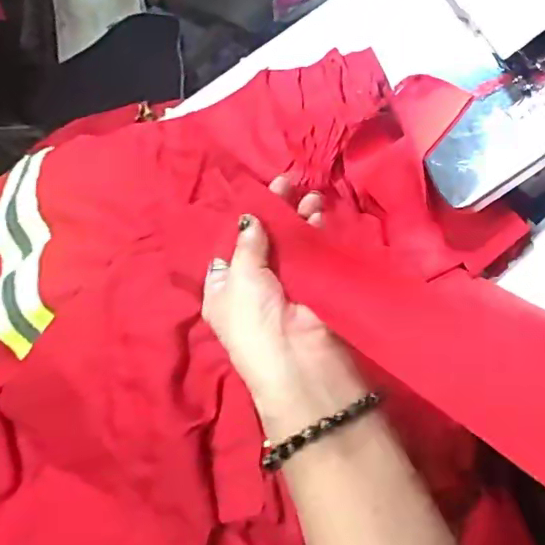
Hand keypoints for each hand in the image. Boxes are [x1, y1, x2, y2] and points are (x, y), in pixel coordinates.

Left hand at [203, 176, 365, 435]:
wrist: (298, 360)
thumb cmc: (255, 320)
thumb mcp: (240, 279)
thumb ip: (248, 243)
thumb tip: (252, 217)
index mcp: (224, 288)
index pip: (233, 245)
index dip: (247, 219)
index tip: (261, 193)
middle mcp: (253, 285)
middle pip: (266, 240)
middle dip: (277, 212)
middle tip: (290, 183)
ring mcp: (286, 285)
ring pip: (292, 243)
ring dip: (300, 219)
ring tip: (311, 196)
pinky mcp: (315, 287)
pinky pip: (314, 253)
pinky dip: (316, 234)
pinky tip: (320, 215)